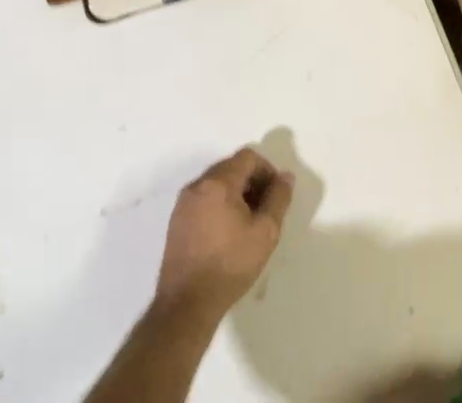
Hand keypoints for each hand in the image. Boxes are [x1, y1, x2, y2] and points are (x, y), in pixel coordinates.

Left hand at [154, 147, 294, 322]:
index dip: (267, 170)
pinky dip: (220, 204)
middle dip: (253, 181)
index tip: (276, 195)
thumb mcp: (266, 231)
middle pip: (231, 167)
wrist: (187, 303)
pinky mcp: (176, 221)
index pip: (248, 157)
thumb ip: (278, 198)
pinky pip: (204, 198)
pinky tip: (228, 232)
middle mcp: (196, 186)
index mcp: (217, 184)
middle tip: (266, 208)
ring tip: (249, 222)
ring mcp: (183, 204)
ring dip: (237, 192)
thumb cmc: (230, 264)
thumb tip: (285, 176)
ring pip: (217, 183)